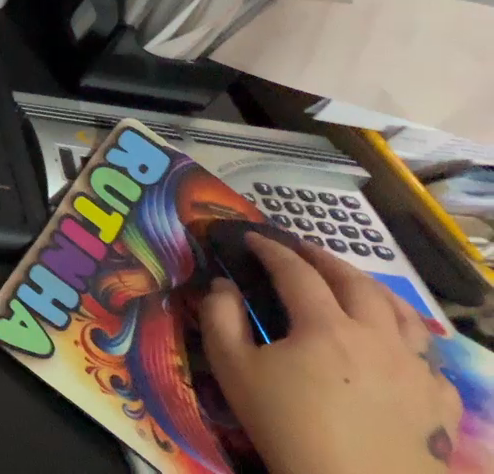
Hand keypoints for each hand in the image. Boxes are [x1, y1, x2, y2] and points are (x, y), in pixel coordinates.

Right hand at [202, 230, 462, 473]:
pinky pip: (428, 357)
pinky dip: (406, 337)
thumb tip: (224, 285)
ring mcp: (417, 371)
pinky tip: (391, 343)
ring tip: (351, 283)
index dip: (272, 250)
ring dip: (372, 288)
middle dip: (324, 258)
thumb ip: (220, 316)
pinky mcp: (441, 402)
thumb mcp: (231, 367)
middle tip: (300, 248)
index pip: (297, 272)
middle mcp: (379, 339)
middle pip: (357, 284)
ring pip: (404, 314)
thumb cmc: (284, 423)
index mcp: (326, 327)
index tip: (251, 238)